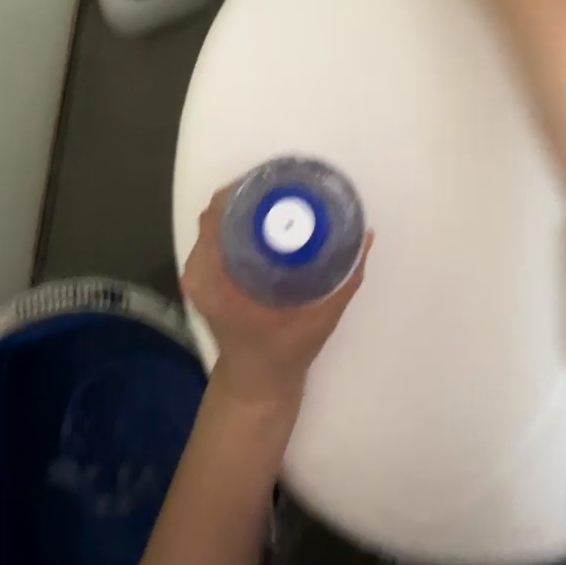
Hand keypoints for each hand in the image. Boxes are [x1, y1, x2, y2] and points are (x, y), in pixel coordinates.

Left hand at [181, 186, 373, 404]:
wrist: (258, 384)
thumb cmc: (282, 353)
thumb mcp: (318, 318)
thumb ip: (344, 278)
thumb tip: (365, 235)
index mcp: (214, 278)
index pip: (216, 217)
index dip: (243, 191)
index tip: (276, 180)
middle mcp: (199, 270)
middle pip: (217, 213)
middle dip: (250, 193)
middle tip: (286, 184)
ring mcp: (200, 273)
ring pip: (217, 222)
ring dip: (245, 205)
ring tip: (281, 195)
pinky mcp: (208, 276)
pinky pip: (219, 236)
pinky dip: (240, 221)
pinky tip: (270, 217)